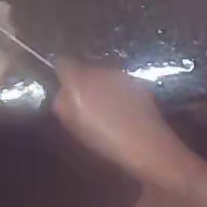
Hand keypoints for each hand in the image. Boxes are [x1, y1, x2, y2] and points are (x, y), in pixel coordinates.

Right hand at [51, 60, 191, 184]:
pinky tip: (120, 115)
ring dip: (100, 88)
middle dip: (81, 82)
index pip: (62, 61)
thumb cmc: (103, 137)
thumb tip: (61, 92)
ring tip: (102, 111)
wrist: (148, 146)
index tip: (59, 86)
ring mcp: (122, 76)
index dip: (59, 72)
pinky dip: (117, 96)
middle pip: (85, 68)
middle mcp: (101, 70)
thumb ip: (61, 102)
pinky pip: (119, 86)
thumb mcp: (71, 124)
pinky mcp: (139, 86)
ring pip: (103, 77)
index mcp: (80, 77)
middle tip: (80, 104)